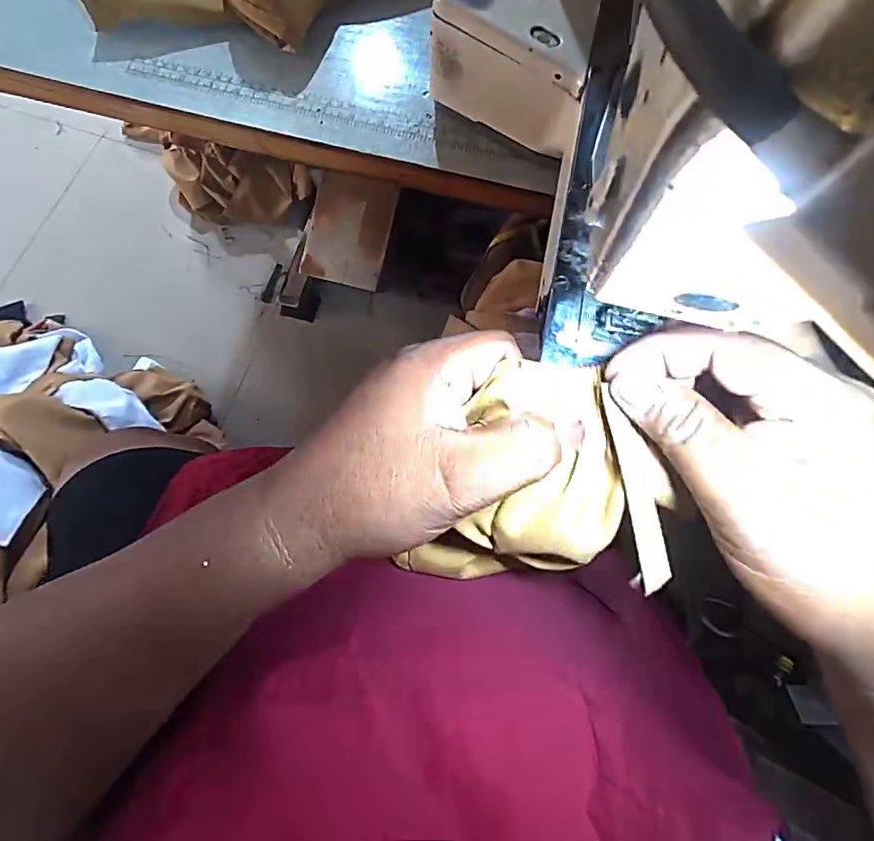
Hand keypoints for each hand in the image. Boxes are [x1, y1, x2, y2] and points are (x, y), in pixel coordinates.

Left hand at [268, 332, 575, 563]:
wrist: (299, 523)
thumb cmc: (377, 493)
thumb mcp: (461, 476)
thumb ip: (524, 449)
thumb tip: (574, 427)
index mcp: (434, 363)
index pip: (505, 350)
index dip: (532, 387)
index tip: (541, 433)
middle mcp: (418, 366)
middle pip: (490, 375)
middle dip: (512, 416)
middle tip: (520, 461)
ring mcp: (402, 393)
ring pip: (470, 402)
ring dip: (488, 435)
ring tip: (492, 473)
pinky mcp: (393, 419)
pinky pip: (447, 419)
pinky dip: (463, 444)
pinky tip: (461, 476)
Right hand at [605, 330, 873, 670]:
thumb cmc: (824, 573)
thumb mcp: (742, 499)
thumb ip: (684, 430)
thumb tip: (627, 382)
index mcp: (824, 395)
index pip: (727, 343)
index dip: (661, 352)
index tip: (613, 377)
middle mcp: (832, 393)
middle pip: (737, 356)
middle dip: (674, 369)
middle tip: (626, 397)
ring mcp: (833, 418)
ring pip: (745, 384)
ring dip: (693, 393)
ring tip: (651, 417)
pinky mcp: (825, 445)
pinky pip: (759, 411)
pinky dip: (717, 418)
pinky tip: (694, 440)